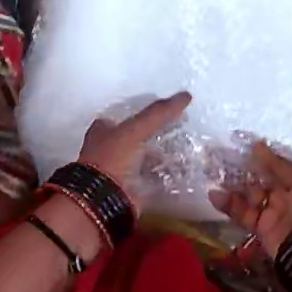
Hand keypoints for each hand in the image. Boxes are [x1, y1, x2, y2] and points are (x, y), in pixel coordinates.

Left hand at [77, 92, 191, 205]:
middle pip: (137, 137)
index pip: (124, 116)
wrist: (106, 197)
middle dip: (155, 134)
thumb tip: (186, 95)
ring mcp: (122, 169)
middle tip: (180, 127)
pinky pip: (154, 176)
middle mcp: (111, 149)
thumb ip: (158, 113)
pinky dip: (166, 173)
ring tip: (187, 147)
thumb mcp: (136, 129)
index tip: (165, 111)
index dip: (143, 113)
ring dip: (163, 154)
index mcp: (104, 131)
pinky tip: (183, 168)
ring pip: (147, 157)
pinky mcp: (134, 187)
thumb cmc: (113, 157)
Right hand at [210, 140, 291, 255]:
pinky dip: (229, 205)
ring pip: (248, 195)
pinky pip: (242, 213)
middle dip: (240, 169)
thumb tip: (257, 145)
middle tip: (219, 158)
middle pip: (258, 179)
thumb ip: (276, 164)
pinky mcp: (260, 227)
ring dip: (231, 186)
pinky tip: (214, 195)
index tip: (239, 147)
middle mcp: (284, 194)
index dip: (258, 156)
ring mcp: (271, 211)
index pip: (275, 165)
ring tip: (211, 175)